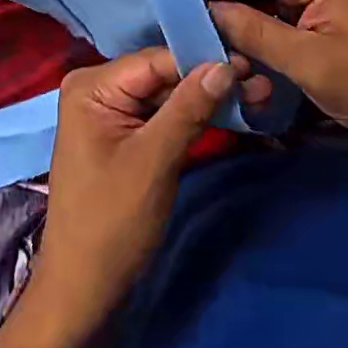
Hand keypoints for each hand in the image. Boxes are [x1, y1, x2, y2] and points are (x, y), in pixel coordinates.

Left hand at [0, 48, 269, 347]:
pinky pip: (165, 115)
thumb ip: (188, 108)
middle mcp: (99, 88)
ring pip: (170, 95)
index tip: (251, 62)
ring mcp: (113, 112)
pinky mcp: (127, 134)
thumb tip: (226, 65)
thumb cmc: (111, 222)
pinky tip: (233, 112)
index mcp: (92, 85)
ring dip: (210, 98)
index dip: (203, 59)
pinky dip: (196, 117)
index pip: (157, 60)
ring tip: (260, 95)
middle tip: (263, 82)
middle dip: (212, 80)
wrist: (85, 288)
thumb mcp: (153, 161)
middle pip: (164, 75)